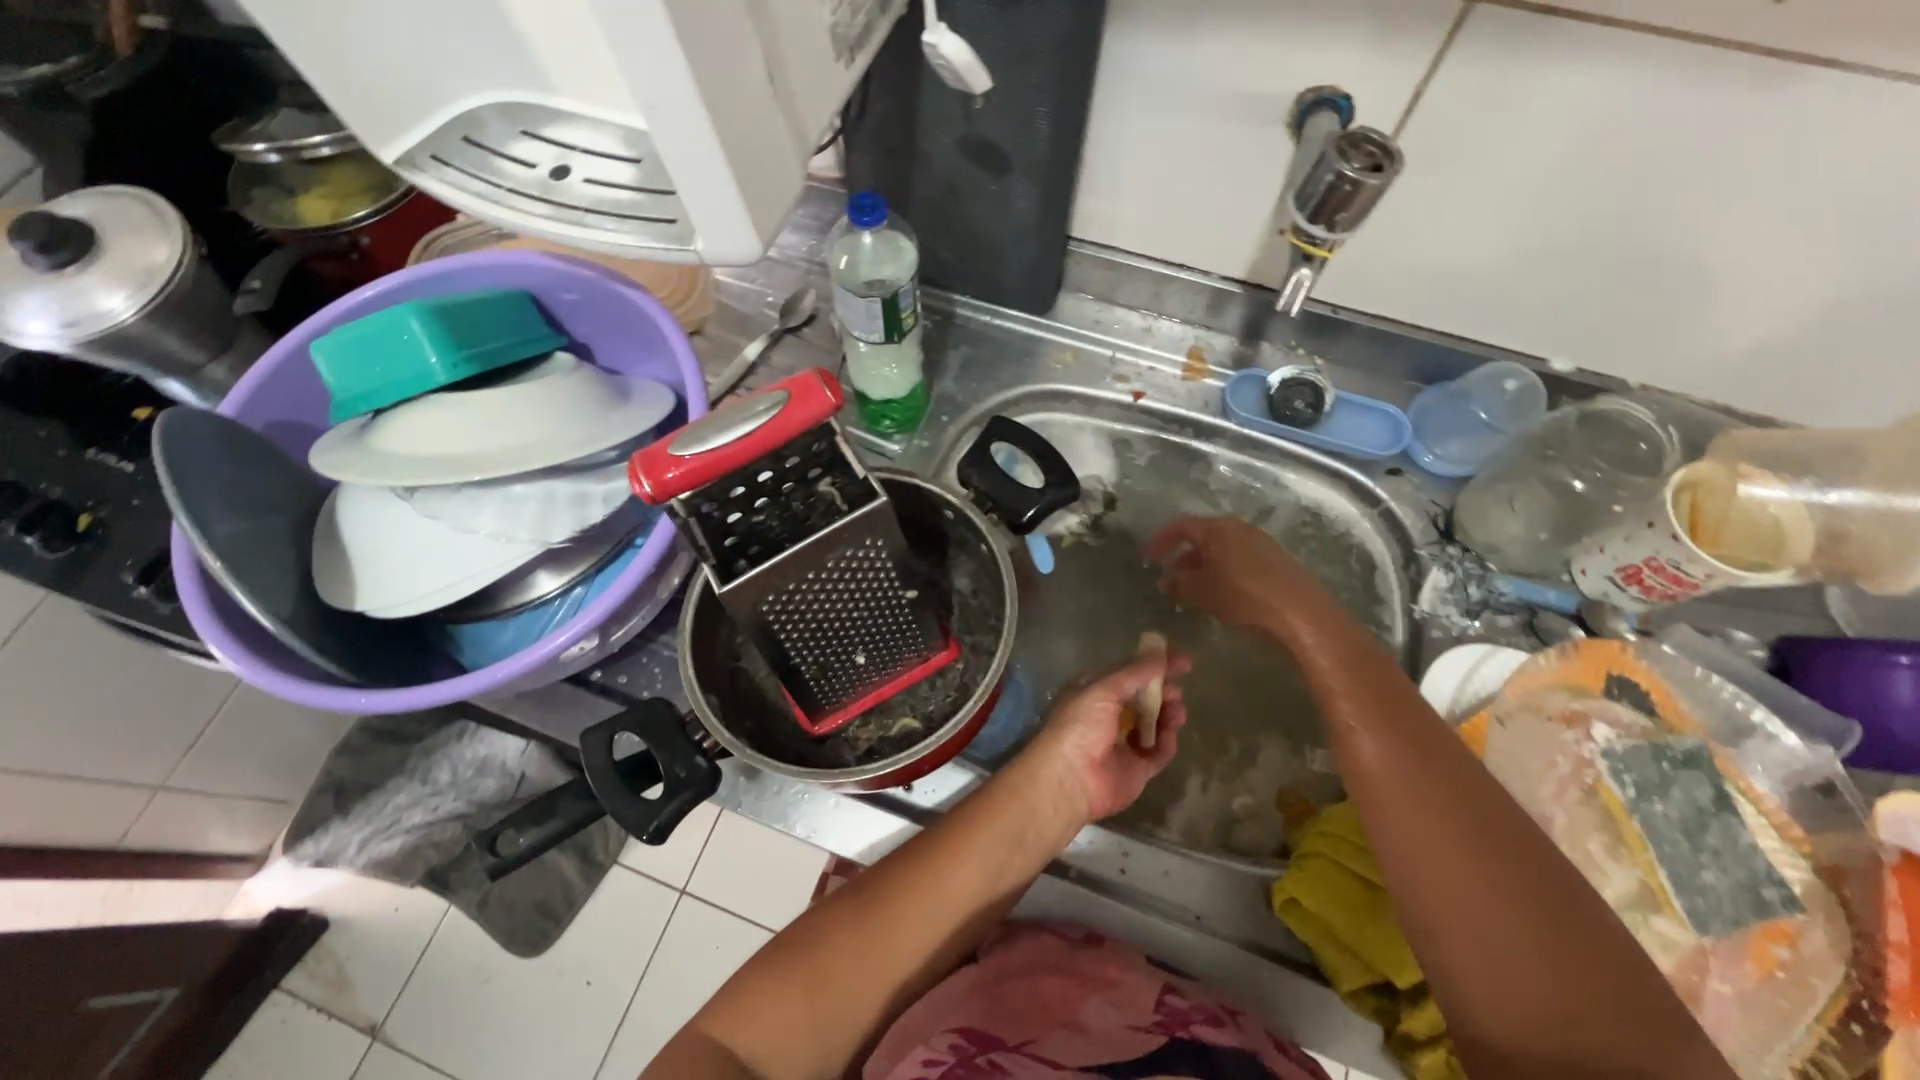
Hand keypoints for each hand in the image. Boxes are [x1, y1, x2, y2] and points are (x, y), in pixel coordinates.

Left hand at [1019, 650, 1191, 823]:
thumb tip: (1161, 654)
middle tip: (1176, 691)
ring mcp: (1124, 743)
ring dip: (1169, 714)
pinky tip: (1170, 734)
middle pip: (1145, 699)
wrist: (1070, 779)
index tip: (1184, 662)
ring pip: (1155, 723)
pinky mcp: (1138, 768)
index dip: (1155, 665)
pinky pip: (1159, 751)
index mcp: (1095, 693)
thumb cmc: (1080, 726)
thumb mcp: (1103, 689)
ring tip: (1177, 712)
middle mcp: (1109, 716)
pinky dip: (1167, 741)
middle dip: (1164, 692)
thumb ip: (1135, 673)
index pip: (1130, 673)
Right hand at [1144, 515, 1312, 635]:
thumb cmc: (1243, 597)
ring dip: (1203, 566)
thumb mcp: (1202, 593)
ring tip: (1193, 591)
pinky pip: (1239, 558)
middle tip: (1170, 580)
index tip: (1148, 559)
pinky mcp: (1274, 558)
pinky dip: (1223, 570)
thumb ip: (1179, 584)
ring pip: (1221, 548)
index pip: (1180, 526)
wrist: (1299, 612)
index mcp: (1217, 529)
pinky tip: (1221, 593)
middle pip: (1202, 536)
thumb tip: (1165, 581)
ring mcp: (1259, 541)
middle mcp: (1238, 528)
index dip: (1160, 541)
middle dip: (1182, 557)